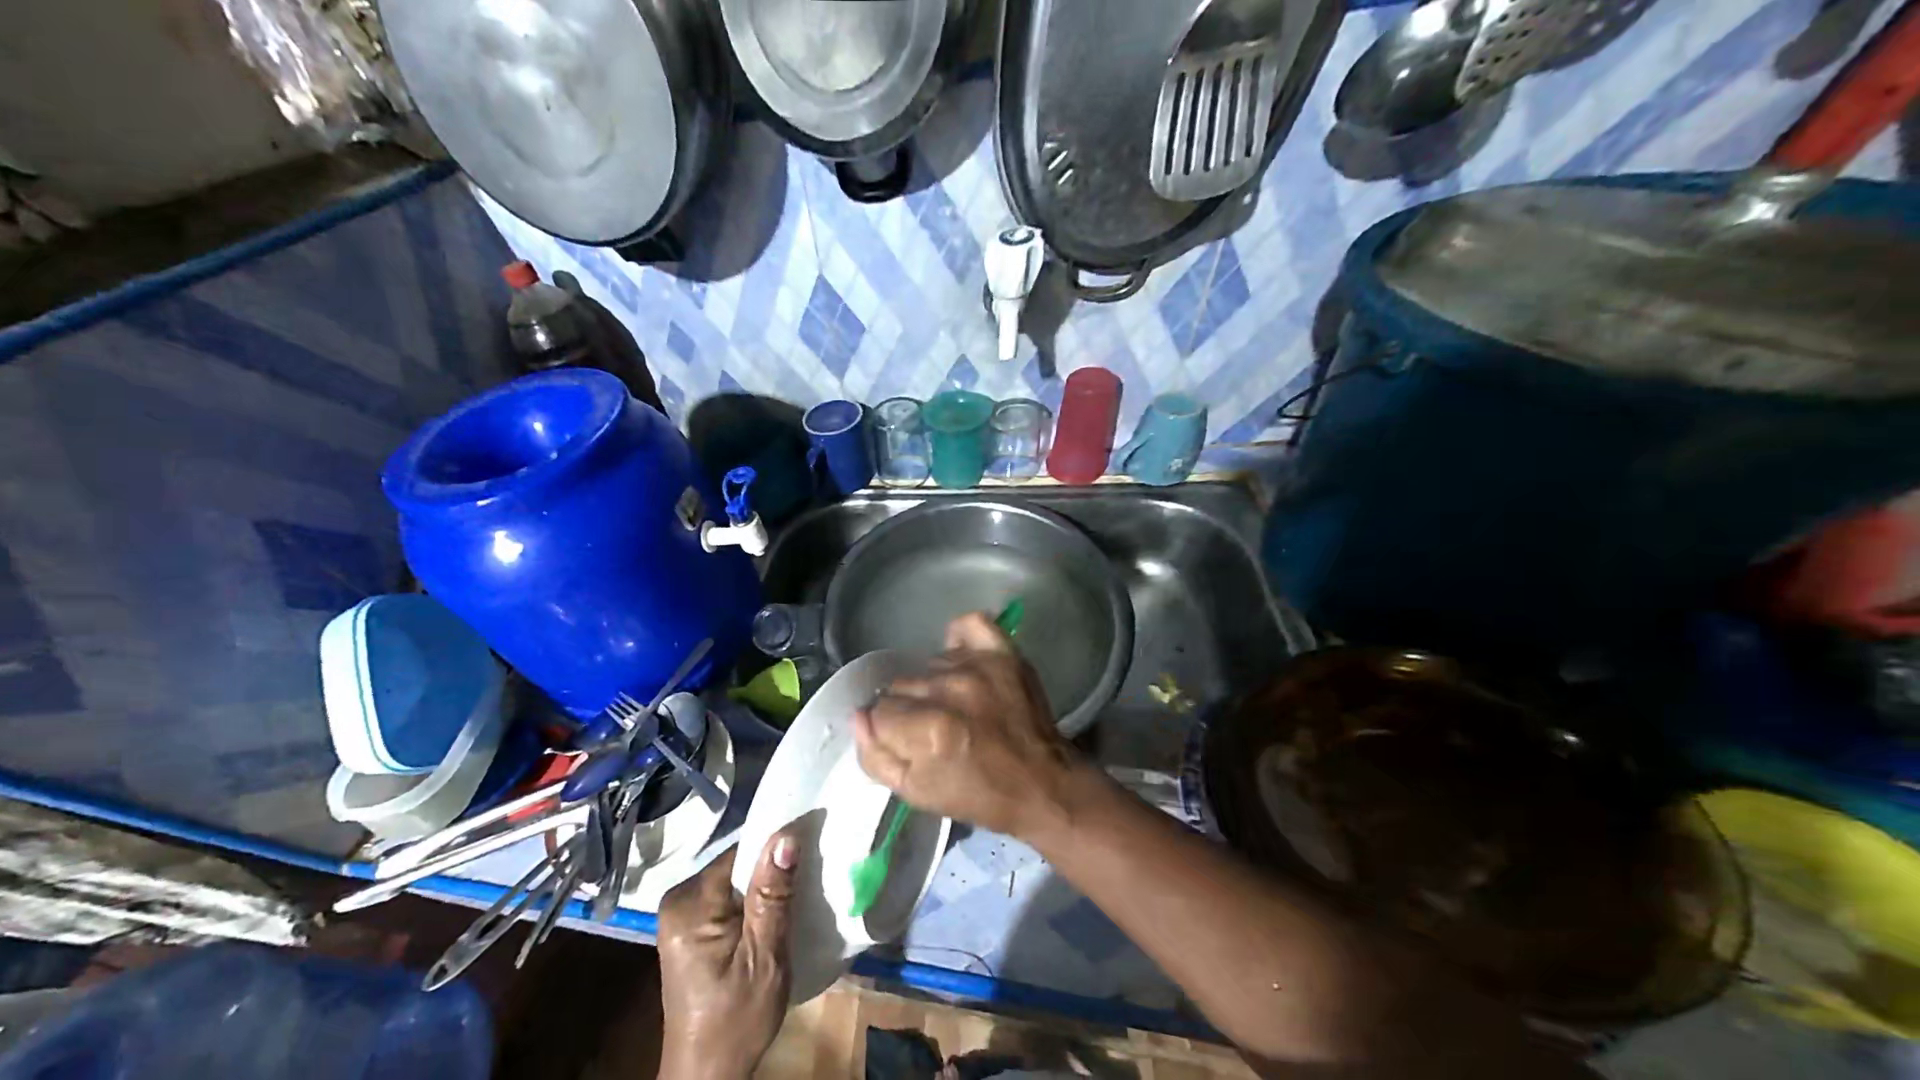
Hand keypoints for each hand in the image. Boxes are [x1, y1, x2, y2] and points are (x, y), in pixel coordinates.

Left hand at [656, 831, 795, 1079]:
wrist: (708, 1073)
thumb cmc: (737, 1019)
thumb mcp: (765, 956)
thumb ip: (773, 894)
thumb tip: (786, 836)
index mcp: (691, 904)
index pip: (740, 853)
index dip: (776, 849)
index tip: (812, 849)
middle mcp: (678, 899)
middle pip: (736, 863)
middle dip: (770, 870)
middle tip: (809, 876)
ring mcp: (680, 914)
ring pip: (733, 879)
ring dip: (763, 885)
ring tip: (796, 892)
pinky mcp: (689, 928)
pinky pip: (726, 896)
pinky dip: (751, 901)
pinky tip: (772, 913)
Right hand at [853, 612, 1081, 837]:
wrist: (1043, 785)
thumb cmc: (979, 795)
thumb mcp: (917, 793)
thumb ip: (876, 757)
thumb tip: (858, 718)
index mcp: (929, 728)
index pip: (879, 713)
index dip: (888, 732)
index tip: (908, 744)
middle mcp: (952, 689)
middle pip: (901, 686)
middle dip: (909, 710)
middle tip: (933, 731)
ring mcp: (980, 666)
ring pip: (929, 665)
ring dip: (934, 685)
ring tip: (956, 707)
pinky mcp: (1004, 653)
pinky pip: (969, 624)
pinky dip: (959, 640)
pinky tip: (960, 661)